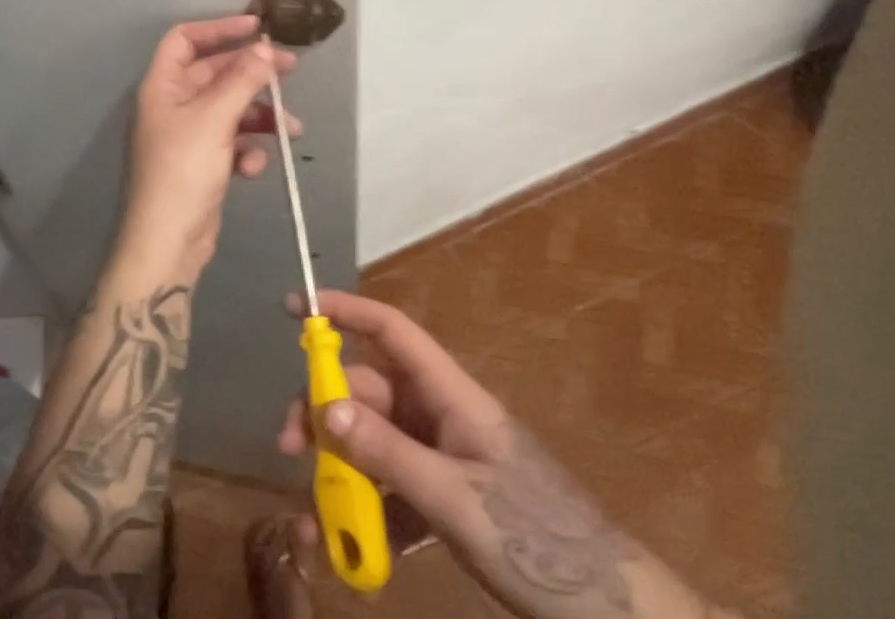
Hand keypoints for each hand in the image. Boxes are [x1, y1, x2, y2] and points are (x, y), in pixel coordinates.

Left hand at [118, 15, 297, 277]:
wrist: (167, 240)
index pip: (184, 40)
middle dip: (252, 74)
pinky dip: (246, 151)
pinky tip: (252, 169)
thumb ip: (242, 80)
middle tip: (290, 71)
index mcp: (161, 87)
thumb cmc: (182, 170)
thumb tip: (266, 48)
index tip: (257, 28)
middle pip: (214, 74)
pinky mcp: (202, 165)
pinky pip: (231, 144)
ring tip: (291, 128)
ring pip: (230, 111)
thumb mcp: (214, 119)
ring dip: (260, 117)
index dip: (219, 29)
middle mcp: (171, 106)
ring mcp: (187, 137)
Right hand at [276, 291, 712, 618]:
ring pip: (369, 445)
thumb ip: (387, 454)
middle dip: (322, 415)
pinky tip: (344, 549)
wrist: (607, 611)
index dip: (346, 311)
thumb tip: (323, 408)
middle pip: (366, 393)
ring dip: (336, 476)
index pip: (393, 333)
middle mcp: (440, 419)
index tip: (297, 306)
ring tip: (313, 520)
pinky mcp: (440, 500)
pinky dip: (361, 515)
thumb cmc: (536, 540)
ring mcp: (439, 460)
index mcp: (452, 399)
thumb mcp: (455, 497)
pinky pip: (386, 492)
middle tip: (288, 449)